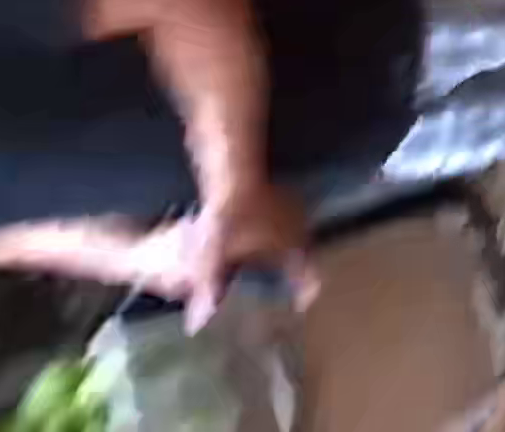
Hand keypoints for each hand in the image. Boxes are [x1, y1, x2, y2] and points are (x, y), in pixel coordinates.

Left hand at [184, 182, 317, 329]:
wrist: (234, 179)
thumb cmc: (227, 221)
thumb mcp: (211, 259)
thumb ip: (208, 290)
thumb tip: (197, 326)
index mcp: (288, 246)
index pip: (307, 270)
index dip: (308, 288)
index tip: (308, 301)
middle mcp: (299, 228)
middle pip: (306, 253)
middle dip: (301, 268)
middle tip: (295, 282)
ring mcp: (296, 210)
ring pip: (301, 236)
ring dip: (294, 250)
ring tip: (283, 262)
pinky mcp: (288, 198)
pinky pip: (292, 222)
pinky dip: (285, 234)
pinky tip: (270, 237)